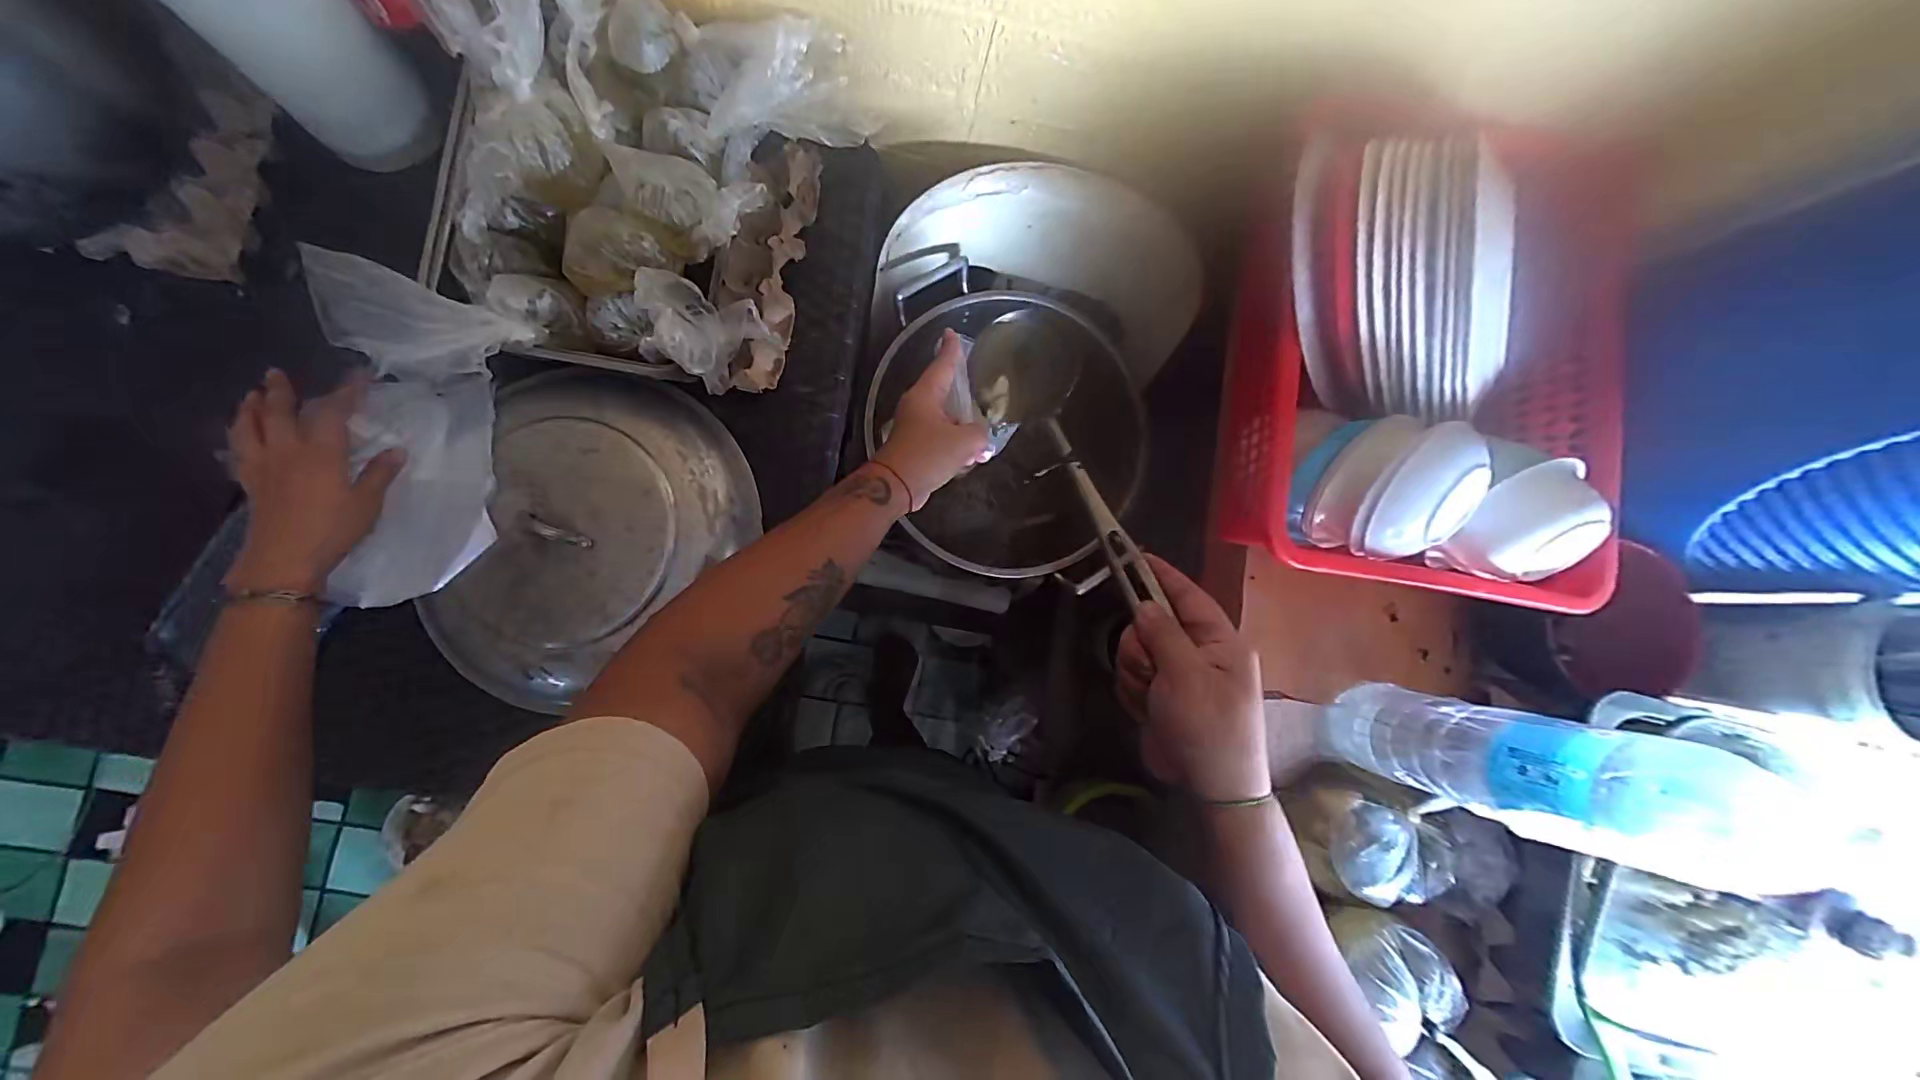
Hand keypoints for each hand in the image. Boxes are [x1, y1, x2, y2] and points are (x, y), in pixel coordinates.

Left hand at [224, 369, 404, 593]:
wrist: (284, 557)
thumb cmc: (333, 528)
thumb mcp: (367, 502)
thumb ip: (379, 474)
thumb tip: (396, 450)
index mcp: (321, 453)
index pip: (333, 412)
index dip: (346, 392)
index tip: (357, 376)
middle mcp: (287, 451)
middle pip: (280, 412)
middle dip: (281, 391)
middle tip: (276, 373)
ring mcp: (263, 465)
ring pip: (250, 426)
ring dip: (251, 407)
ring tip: (253, 395)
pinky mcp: (250, 481)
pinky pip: (240, 448)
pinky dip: (241, 434)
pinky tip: (243, 434)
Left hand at [874, 329, 991, 510]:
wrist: (896, 486)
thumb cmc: (927, 455)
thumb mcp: (964, 442)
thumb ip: (980, 434)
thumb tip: (983, 439)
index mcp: (925, 395)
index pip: (942, 365)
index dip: (950, 349)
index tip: (951, 334)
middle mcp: (917, 407)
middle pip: (945, 392)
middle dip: (963, 395)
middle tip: (979, 389)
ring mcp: (914, 427)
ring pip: (945, 419)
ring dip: (963, 428)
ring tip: (982, 440)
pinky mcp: (916, 447)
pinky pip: (941, 438)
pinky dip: (955, 445)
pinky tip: (970, 457)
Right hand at [1115, 554, 1270, 802]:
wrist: (1212, 787)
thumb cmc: (1208, 728)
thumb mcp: (1185, 676)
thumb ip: (1162, 634)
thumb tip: (1144, 604)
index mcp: (1220, 641)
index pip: (1187, 596)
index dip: (1161, 575)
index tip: (1134, 554)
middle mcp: (1201, 652)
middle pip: (1152, 624)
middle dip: (1141, 647)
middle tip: (1149, 671)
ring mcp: (1181, 675)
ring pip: (1137, 651)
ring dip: (1136, 673)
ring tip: (1151, 699)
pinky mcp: (1163, 695)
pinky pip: (1134, 676)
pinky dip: (1134, 692)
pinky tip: (1147, 711)